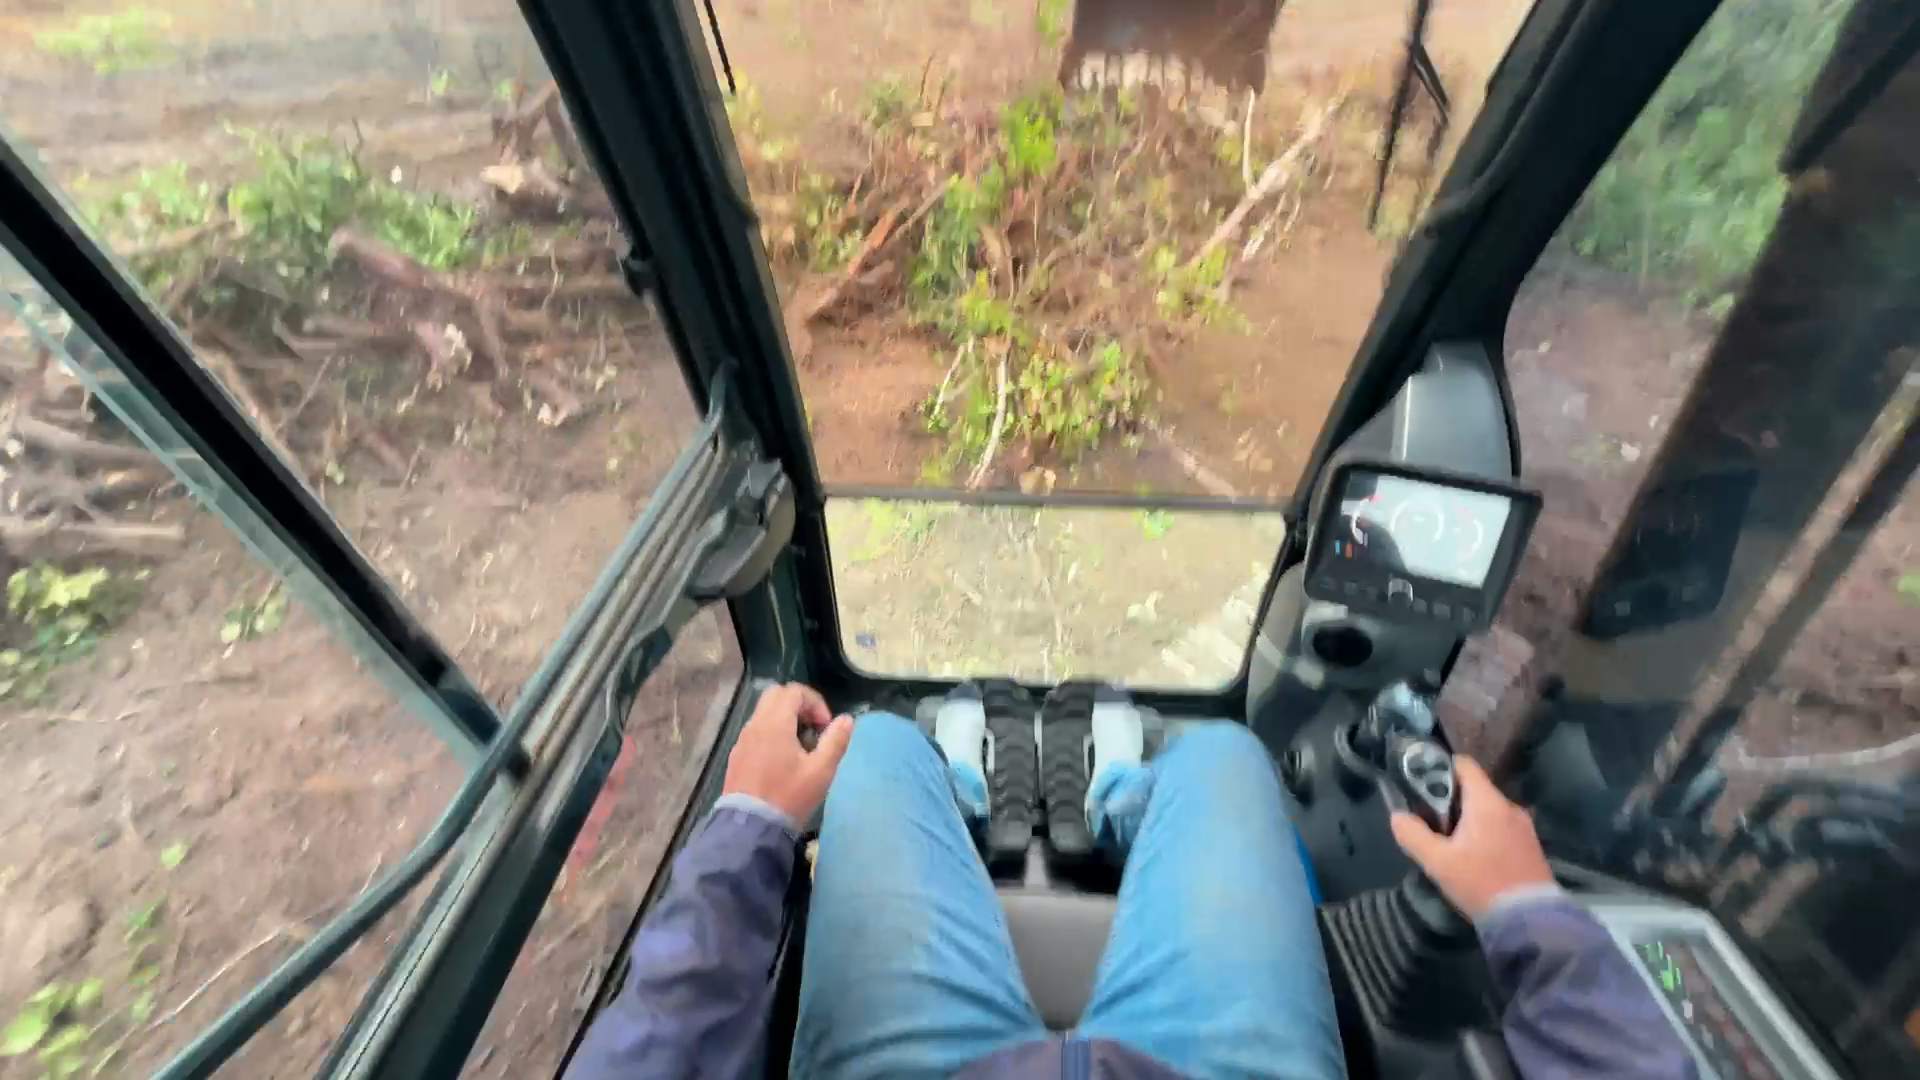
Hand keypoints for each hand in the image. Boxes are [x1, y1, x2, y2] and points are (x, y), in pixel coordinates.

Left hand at [722, 682, 852, 824]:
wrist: (750, 828)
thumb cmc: (789, 796)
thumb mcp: (821, 771)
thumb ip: (836, 741)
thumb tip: (846, 719)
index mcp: (775, 723)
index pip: (794, 691)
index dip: (815, 702)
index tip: (825, 726)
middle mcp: (755, 725)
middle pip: (776, 695)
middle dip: (799, 705)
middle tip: (814, 728)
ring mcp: (742, 740)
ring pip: (764, 712)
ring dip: (785, 719)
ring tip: (801, 747)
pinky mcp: (737, 756)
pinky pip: (756, 731)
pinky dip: (772, 732)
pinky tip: (782, 761)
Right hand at [1389, 755, 1554, 918]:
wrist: (1534, 925)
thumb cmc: (1482, 883)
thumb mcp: (1436, 861)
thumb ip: (1411, 833)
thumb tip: (1398, 816)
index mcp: (1487, 803)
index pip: (1464, 764)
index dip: (1439, 767)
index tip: (1420, 783)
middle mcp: (1509, 808)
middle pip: (1473, 788)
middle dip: (1448, 798)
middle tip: (1428, 818)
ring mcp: (1524, 829)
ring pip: (1486, 809)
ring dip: (1466, 817)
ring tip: (1449, 841)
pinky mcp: (1531, 848)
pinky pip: (1500, 827)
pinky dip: (1483, 832)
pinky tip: (1473, 856)